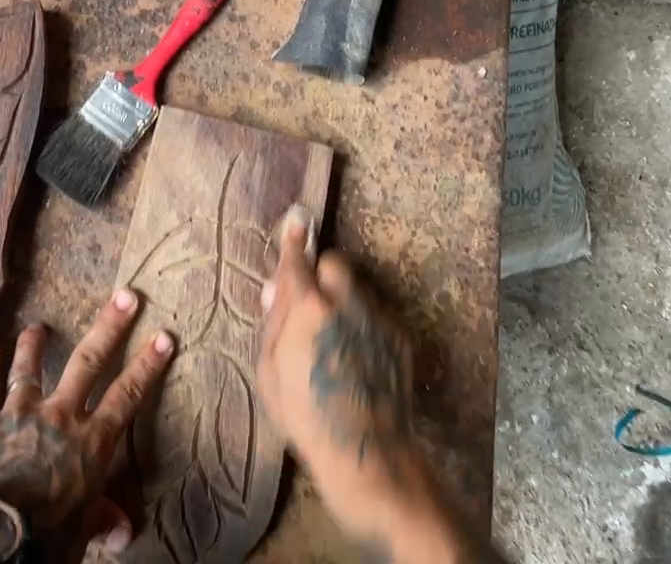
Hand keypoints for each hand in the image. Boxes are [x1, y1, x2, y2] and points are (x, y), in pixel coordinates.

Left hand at [0, 289, 176, 560]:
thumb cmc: (44, 538)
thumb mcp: (81, 532)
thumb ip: (101, 520)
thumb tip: (123, 530)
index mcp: (90, 442)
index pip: (127, 396)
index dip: (148, 365)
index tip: (165, 336)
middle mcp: (59, 416)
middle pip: (89, 362)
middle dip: (110, 327)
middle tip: (127, 295)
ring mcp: (19, 413)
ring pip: (30, 368)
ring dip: (33, 344)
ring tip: (37, 327)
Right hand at [255, 207, 428, 542]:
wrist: (367, 453)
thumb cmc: (306, 417)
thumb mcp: (270, 373)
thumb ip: (273, 323)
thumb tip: (275, 287)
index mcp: (308, 309)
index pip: (297, 260)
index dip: (293, 238)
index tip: (296, 217)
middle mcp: (345, 303)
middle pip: (334, 262)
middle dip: (321, 272)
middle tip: (312, 301)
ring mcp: (377, 317)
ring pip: (356, 287)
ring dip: (343, 299)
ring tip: (335, 337)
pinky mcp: (400, 336)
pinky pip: (376, 314)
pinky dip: (363, 323)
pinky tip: (357, 357)